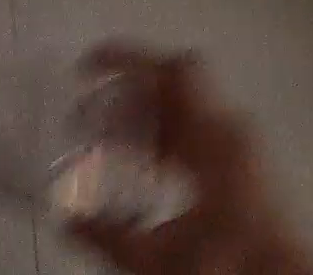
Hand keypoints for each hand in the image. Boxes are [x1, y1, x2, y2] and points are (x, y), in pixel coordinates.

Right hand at [67, 46, 312, 274]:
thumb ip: (110, 237)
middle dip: (123, 96)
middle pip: (168, 87)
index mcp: (214, 138)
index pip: (172, 71)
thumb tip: (69, 223)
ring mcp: (240, 144)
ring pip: (180, 107)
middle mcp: (230, 131)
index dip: (128, 58)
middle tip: (90, 118)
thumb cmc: (230, 263)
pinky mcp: (243, 162)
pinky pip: (194, 129)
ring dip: (140, 117)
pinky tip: (144, 167)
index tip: (89, 66)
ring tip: (109, 146)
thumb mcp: (162, 256)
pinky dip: (162, 135)